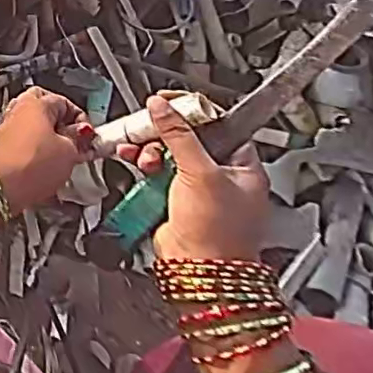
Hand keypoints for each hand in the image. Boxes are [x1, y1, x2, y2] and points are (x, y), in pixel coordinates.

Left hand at [0, 87, 89, 211]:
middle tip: (75, 138)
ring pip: (33, 120)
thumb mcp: (69, 152)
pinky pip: (25, 135)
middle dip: (62, 119)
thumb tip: (83, 134)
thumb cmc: (34, 165)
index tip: (88, 136)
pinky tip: (47, 159)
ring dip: (49, 131)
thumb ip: (79, 139)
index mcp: (35, 103)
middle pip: (44, 104)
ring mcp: (8, 125)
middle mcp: (18, 109)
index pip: (64, 101)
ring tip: (64, 151)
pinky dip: (37, 142)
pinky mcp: (4, 143)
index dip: (80, 118)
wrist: (3, 186)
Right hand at [125, 93, 269, 261]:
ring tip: (142, 156)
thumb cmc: (217, 233)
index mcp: (241, 166)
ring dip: (149, 148)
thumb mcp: (200, 173)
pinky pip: (152, 167)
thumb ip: (179, 135)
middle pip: (186, 134)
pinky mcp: (171, 194)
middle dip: (162, 133)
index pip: (216, 123)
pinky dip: (140, 161)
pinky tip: (132, 159)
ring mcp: (194, 184)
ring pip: (165, 150)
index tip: (167, 102)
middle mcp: (219, 173)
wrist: (198, 271)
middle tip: (147, 129)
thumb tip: (162, 106)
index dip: (191, 110)